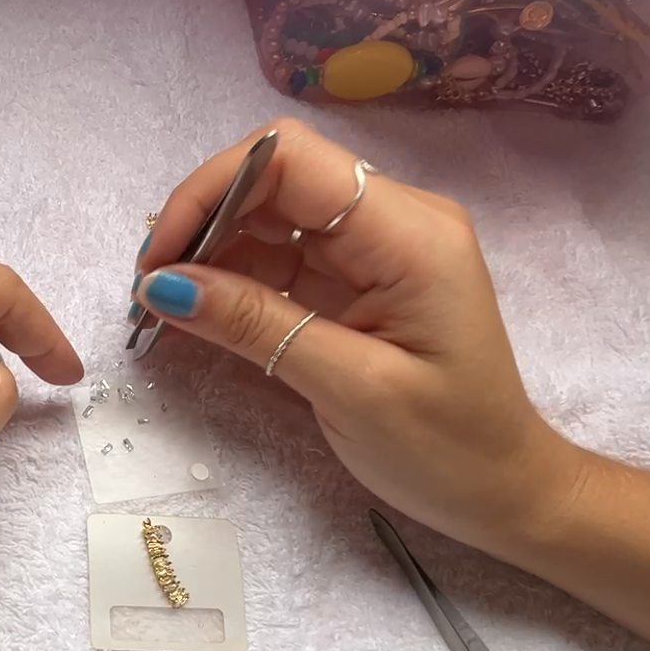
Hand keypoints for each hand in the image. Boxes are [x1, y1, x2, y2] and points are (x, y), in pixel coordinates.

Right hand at [134, 119, 581, 552]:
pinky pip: (271, 259)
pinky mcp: (346, 279)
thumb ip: (255, 324)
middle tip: (149, 289)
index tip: (159, 260)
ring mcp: (365, 248)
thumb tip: (161, 285)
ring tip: (160, 306)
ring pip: (262, 218)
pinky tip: (193, 312)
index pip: (289, 161)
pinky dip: (224, 281)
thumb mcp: (347, 386)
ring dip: (204, 253)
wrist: (500, 489)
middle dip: (199, 223)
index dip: (210, 191)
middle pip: (270, 181)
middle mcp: (386, 220)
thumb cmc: (444, 447)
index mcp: (406, 232)